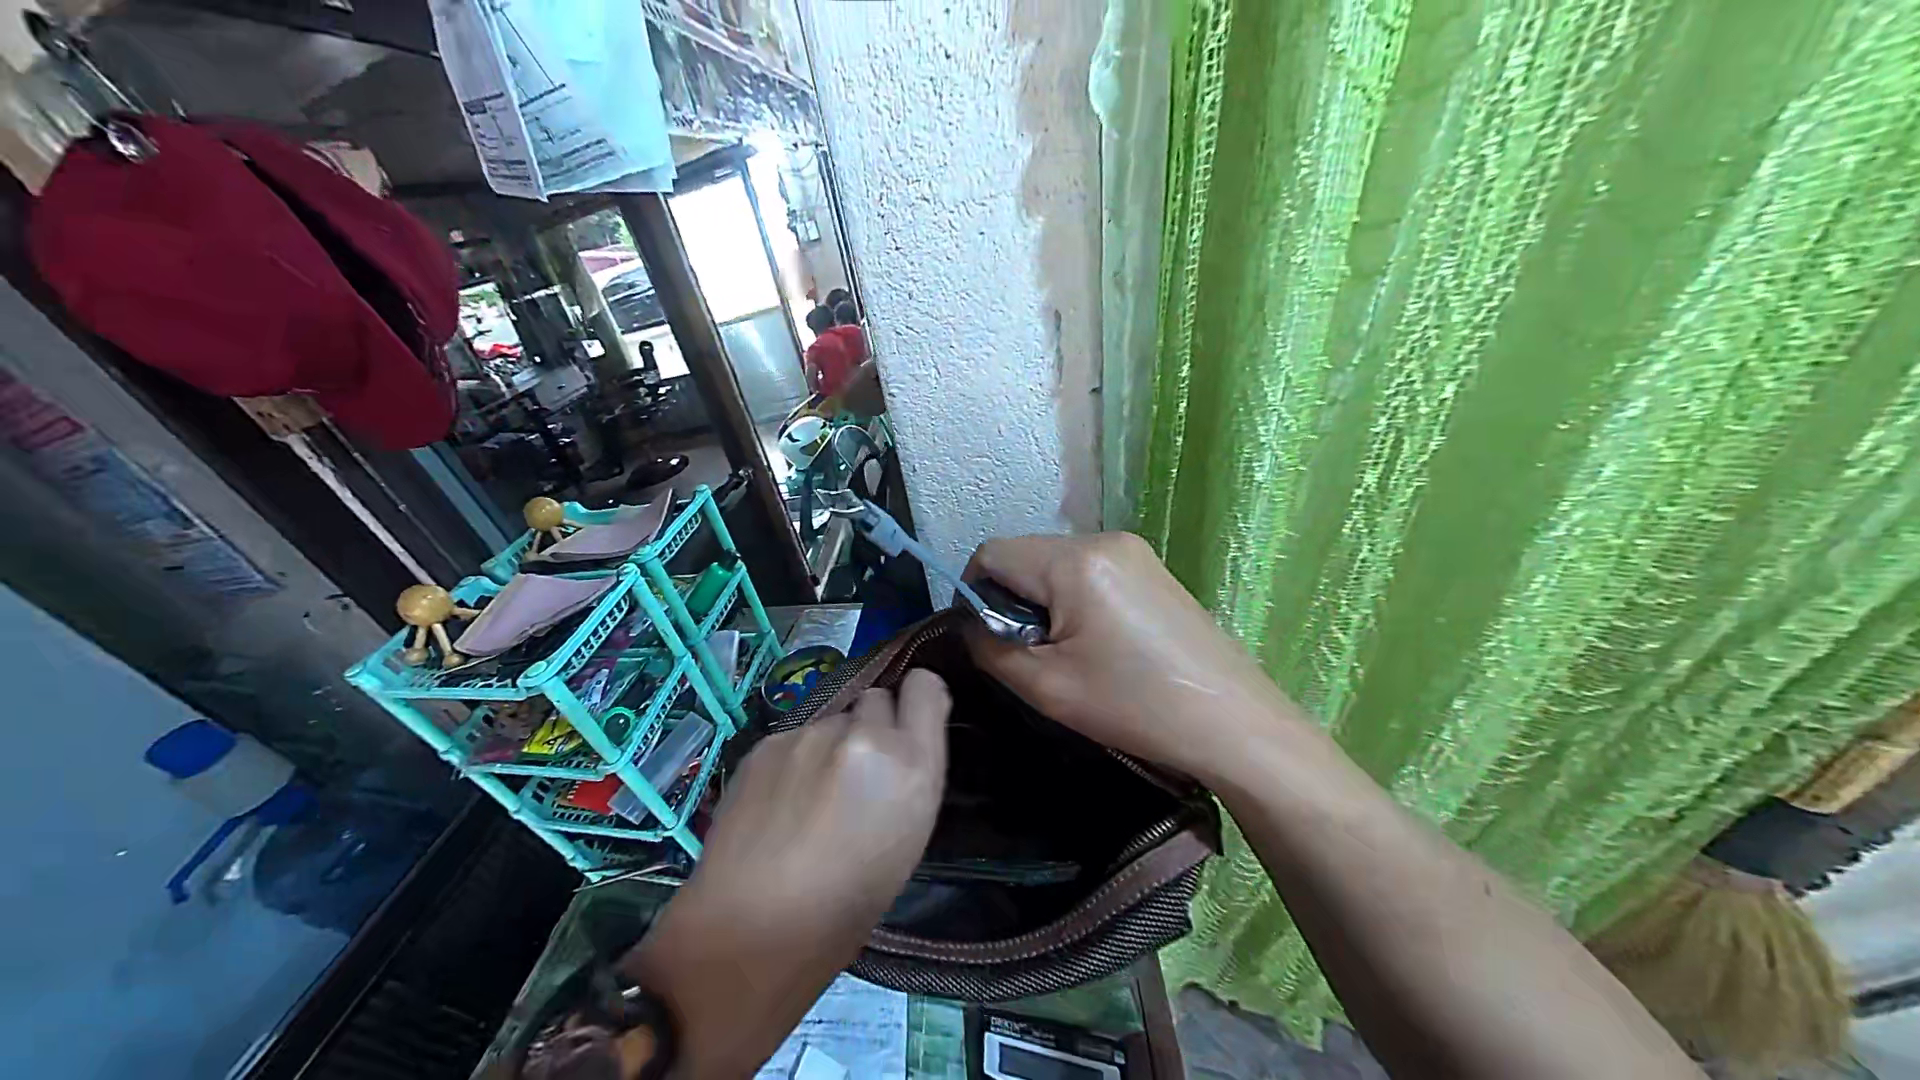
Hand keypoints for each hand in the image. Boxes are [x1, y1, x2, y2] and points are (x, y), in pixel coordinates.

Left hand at [624, 670, 949, 1078]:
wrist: (751, 932)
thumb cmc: (848, 905)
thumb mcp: (909, 837)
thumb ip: (911, 773)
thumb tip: (902, 738)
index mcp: (911, 765)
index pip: (926, 686)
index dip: (918, 699)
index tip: (910, 721)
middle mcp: (864, 736)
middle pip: (877, 699)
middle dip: (872, 726)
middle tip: (857, 774)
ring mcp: (810, 735)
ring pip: (833, 720)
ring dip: (831, 745)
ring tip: (810, 800)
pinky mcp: (766, 742)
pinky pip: (795, 737)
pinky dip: (795, 760)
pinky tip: (778, 804)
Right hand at [964, 532, 1315, 784]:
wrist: (1234, 723)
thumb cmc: (1136, 706)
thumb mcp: (1046, 686)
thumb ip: (990, 647)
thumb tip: (971, 623)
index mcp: (1075, 561)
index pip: (992, 554)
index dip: (972, 592)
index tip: (986, 638)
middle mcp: (1103, 539)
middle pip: (1025, 555)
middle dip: (1011, 599)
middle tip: (1031, 653)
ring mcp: (1133, 550)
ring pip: (1055, 563)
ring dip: (1043, 601)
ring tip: (1068, 652)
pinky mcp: (1150, 567)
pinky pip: (1088, 571)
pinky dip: (1073, 599)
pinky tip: (1098, 643)